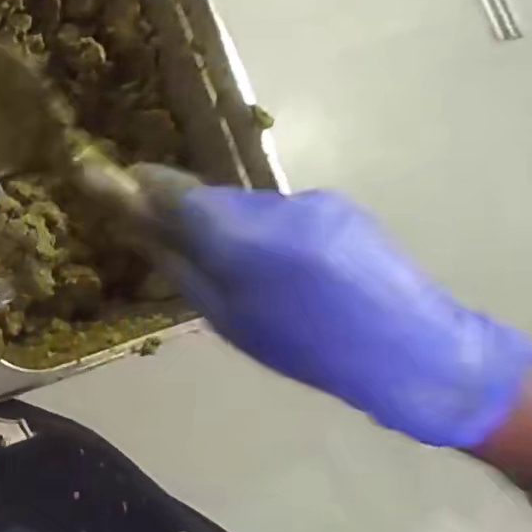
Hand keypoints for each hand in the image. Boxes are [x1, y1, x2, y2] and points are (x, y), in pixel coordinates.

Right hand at [163, 187, 531, 446]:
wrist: (415, 351)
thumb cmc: (308, 349)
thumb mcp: (230, 320)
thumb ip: (184, 270)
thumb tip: (146, 236)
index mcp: (246, 241)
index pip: (180, 195)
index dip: (144, 186)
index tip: (116, 179)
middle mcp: (278, 207)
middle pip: (213, 198)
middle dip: (185, 210)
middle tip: (164, 233)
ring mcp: (313, 202)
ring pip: (245, 205)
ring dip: (224, 223)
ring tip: (229, 263)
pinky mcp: (338, 206)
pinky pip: (277, 212)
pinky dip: (259, 229)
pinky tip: (273, 264)